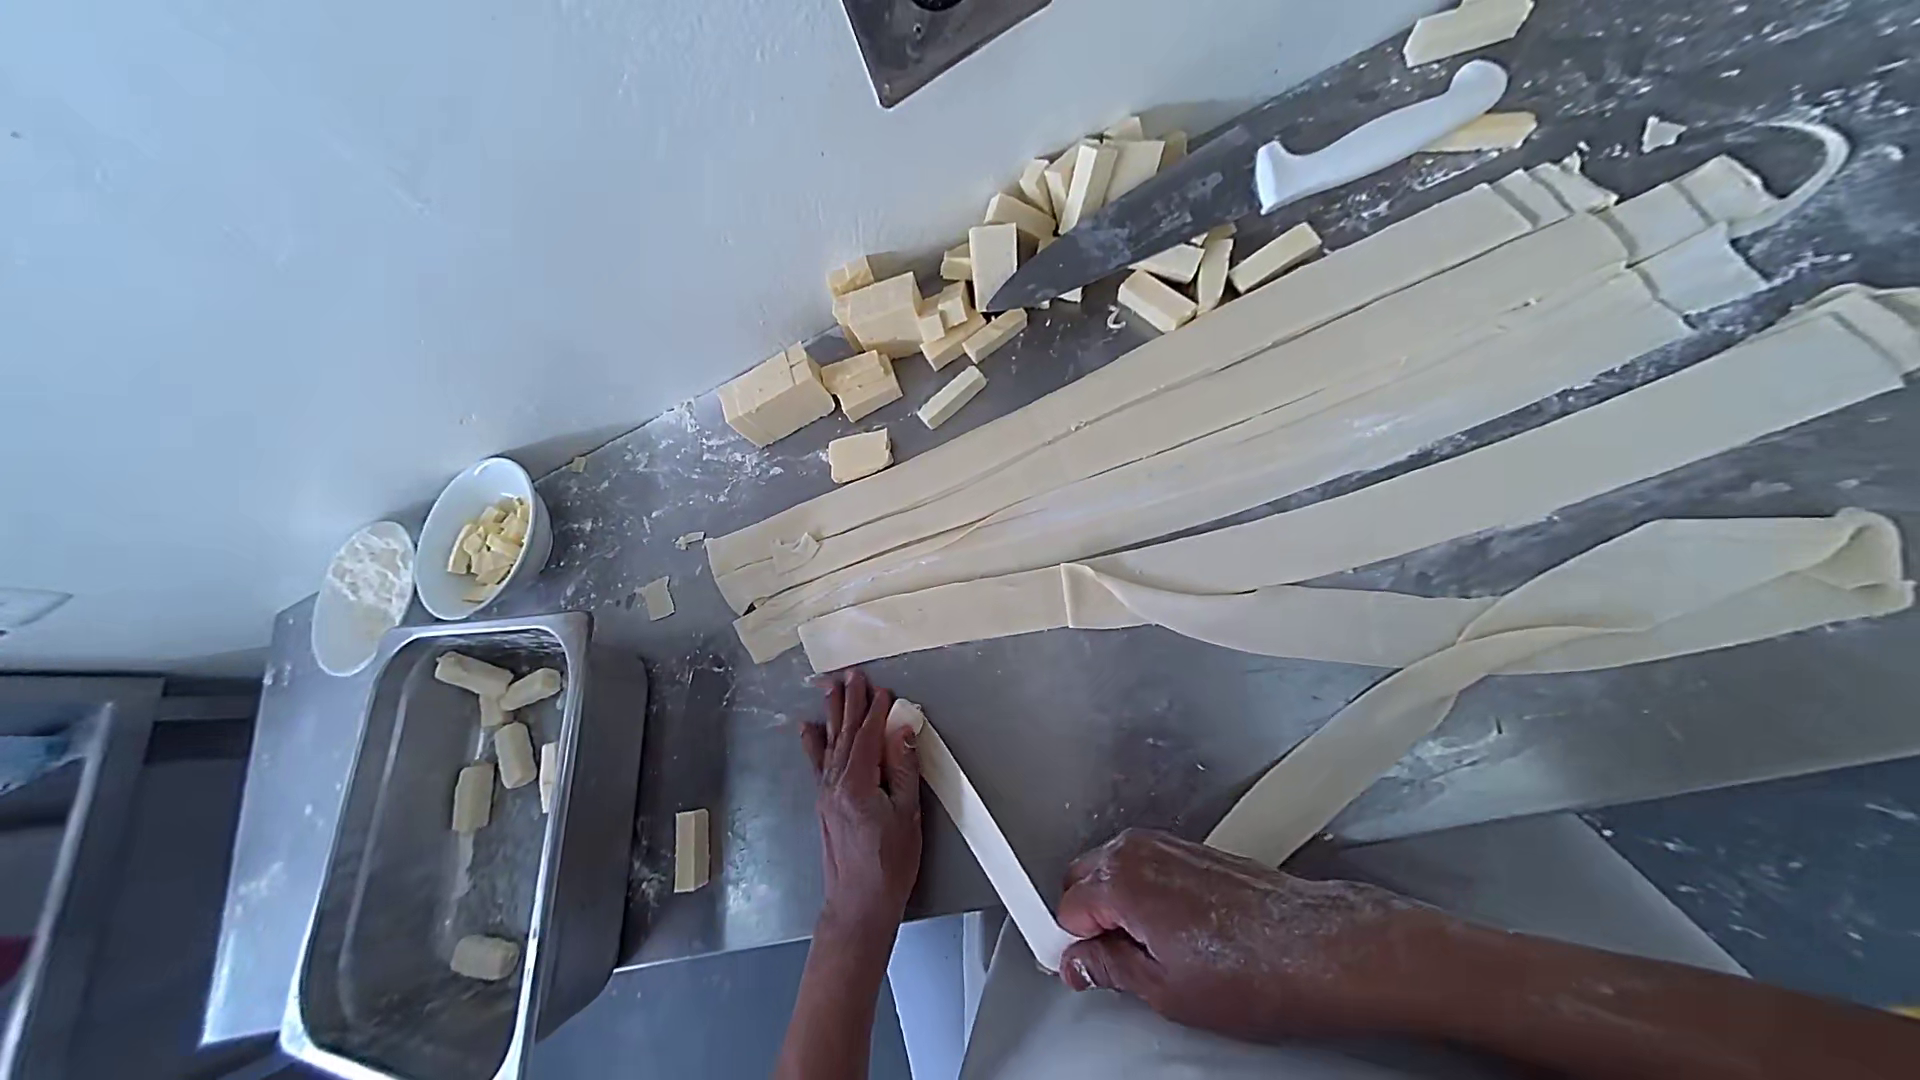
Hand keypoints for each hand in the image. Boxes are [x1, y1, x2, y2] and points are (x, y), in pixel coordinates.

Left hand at [800, 670, 921, 941]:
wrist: (858, 906)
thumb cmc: (890, 864)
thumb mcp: (908, 814)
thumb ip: (903, 769)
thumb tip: (902, 731)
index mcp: (857, 785)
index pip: (868, 737)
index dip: (876, 711)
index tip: (883, 689)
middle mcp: (835, 784)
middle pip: (845, 734)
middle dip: (850, 702)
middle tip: (853, 674)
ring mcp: (826, 794)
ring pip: (831, 744)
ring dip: (833, 714)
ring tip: (831, 687)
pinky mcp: (824, 804)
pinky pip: (818, 765)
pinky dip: (813, 744)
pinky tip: (808, 729)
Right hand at [1056, 829, 1447, 1041]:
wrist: (1320, 948)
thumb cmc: (1254, 970)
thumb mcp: (1165, 991)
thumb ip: (1107, 968)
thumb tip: (1079, 961)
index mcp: (1120, 880)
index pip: (1064, 907)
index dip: (1068, 942)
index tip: (1078, 965)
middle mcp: (1136, 850)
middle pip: (1081, 880)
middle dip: (1087, 918)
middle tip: (1114, 964)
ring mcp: (1162, 843)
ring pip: (1109, 871)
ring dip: (1114, 906)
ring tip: (1153, 951)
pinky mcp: (1186, 847)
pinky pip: (1140, 865)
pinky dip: (1141, 893)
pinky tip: (1174, 930)